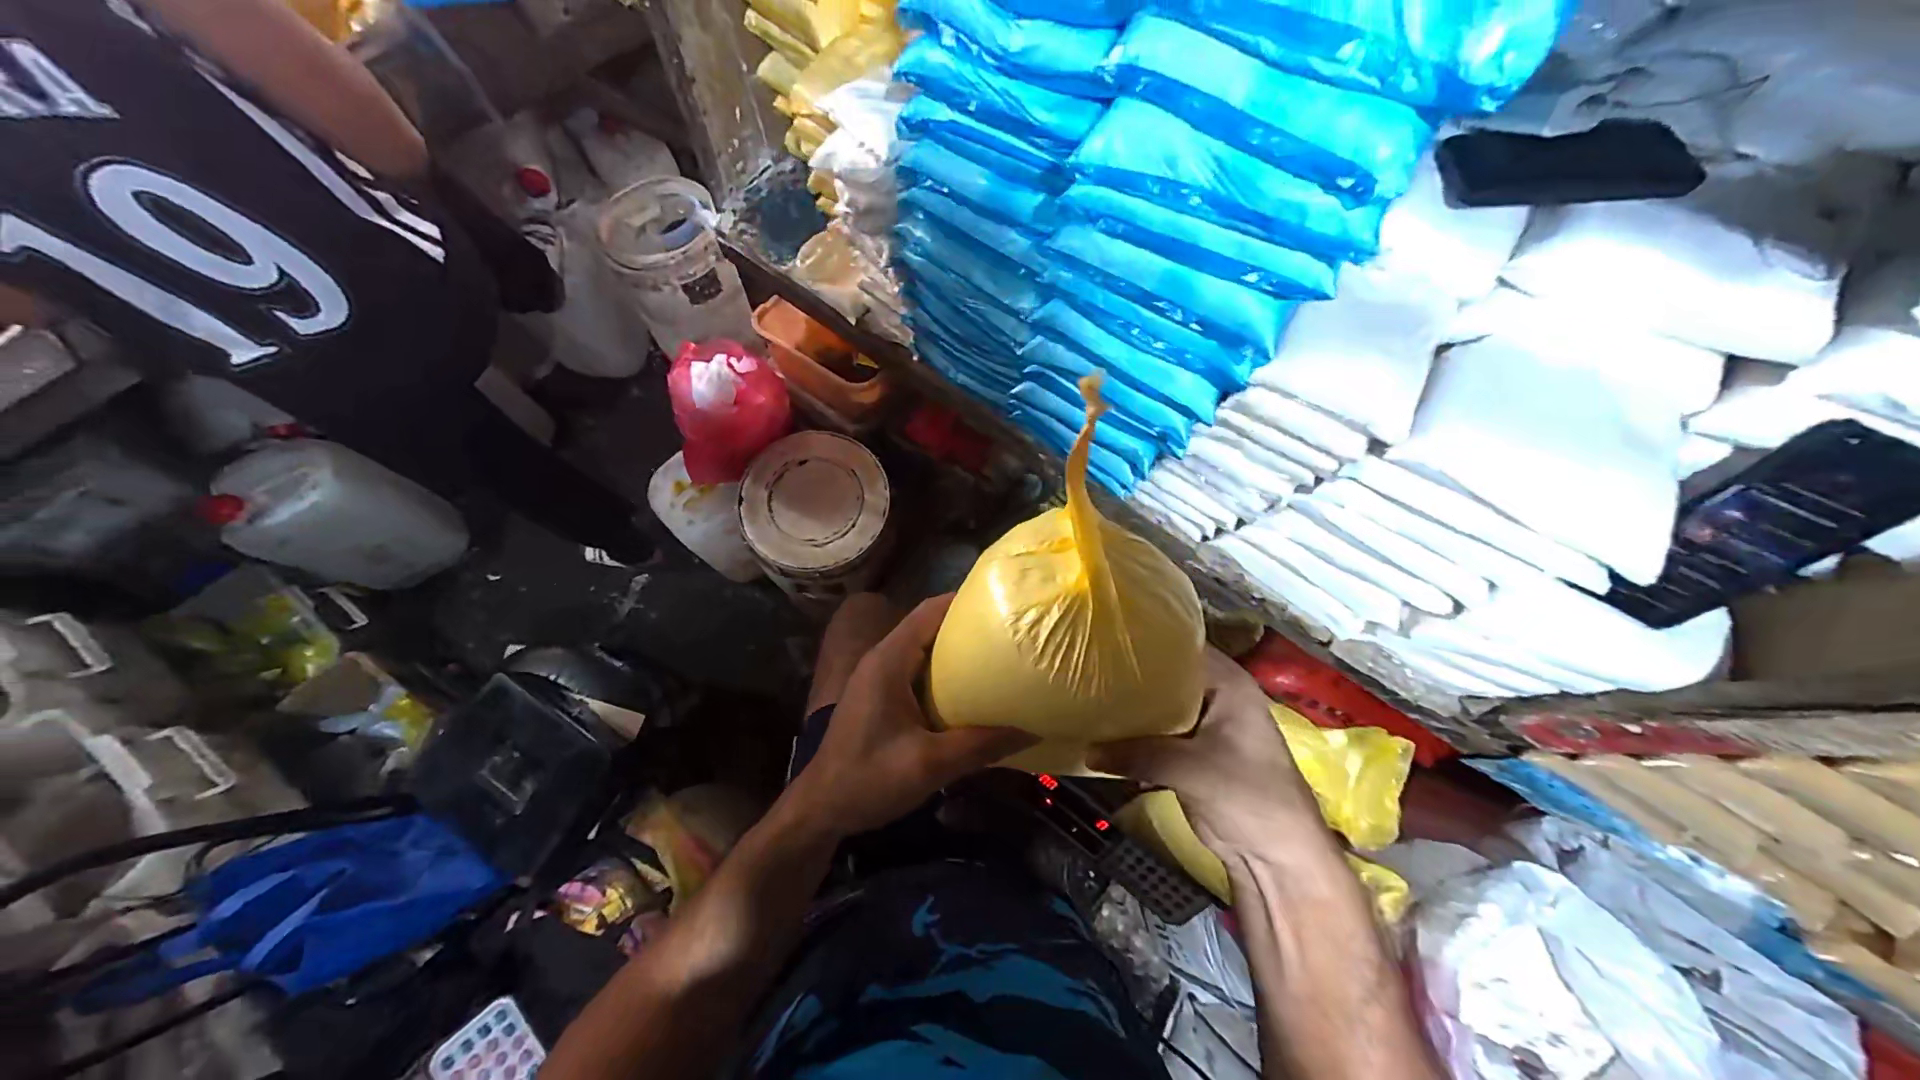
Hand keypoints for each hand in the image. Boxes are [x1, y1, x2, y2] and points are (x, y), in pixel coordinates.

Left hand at [780, 594, 1036, 838]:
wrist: (822, 808)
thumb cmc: (869, 779)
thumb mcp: (930, 764)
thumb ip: (979, 745)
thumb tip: (1030, 731)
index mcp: (888, 661)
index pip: (928, 612)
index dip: (964, 601)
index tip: (1002, 602)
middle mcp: (881, 660)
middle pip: (928, 627)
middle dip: (967, 626)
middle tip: (1010, 633)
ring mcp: (877, 679)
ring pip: (923, 650)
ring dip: (956, 651)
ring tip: (1000, 658)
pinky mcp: (880, 697)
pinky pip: (916, 671)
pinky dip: (944, 674)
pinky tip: (970, 693)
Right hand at [1090, 649, 1335, 865]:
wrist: (1278, 858)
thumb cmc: (1248, 797)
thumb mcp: (1189, 769)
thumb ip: (1136, 754)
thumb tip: (1086, 750)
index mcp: (1228, 683)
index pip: (1181, 644)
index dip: (1145, 638)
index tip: (1104, 635)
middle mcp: (1216, 695)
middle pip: (1166, 674)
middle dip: (1130, 674)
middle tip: (1087, 667)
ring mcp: (1205, 725)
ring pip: (1159, 706)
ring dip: (1131, 709)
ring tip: (1088, 696)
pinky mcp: (1194, 753)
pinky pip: (1157, 734)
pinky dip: (1136, 736)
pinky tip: (1104, 734)